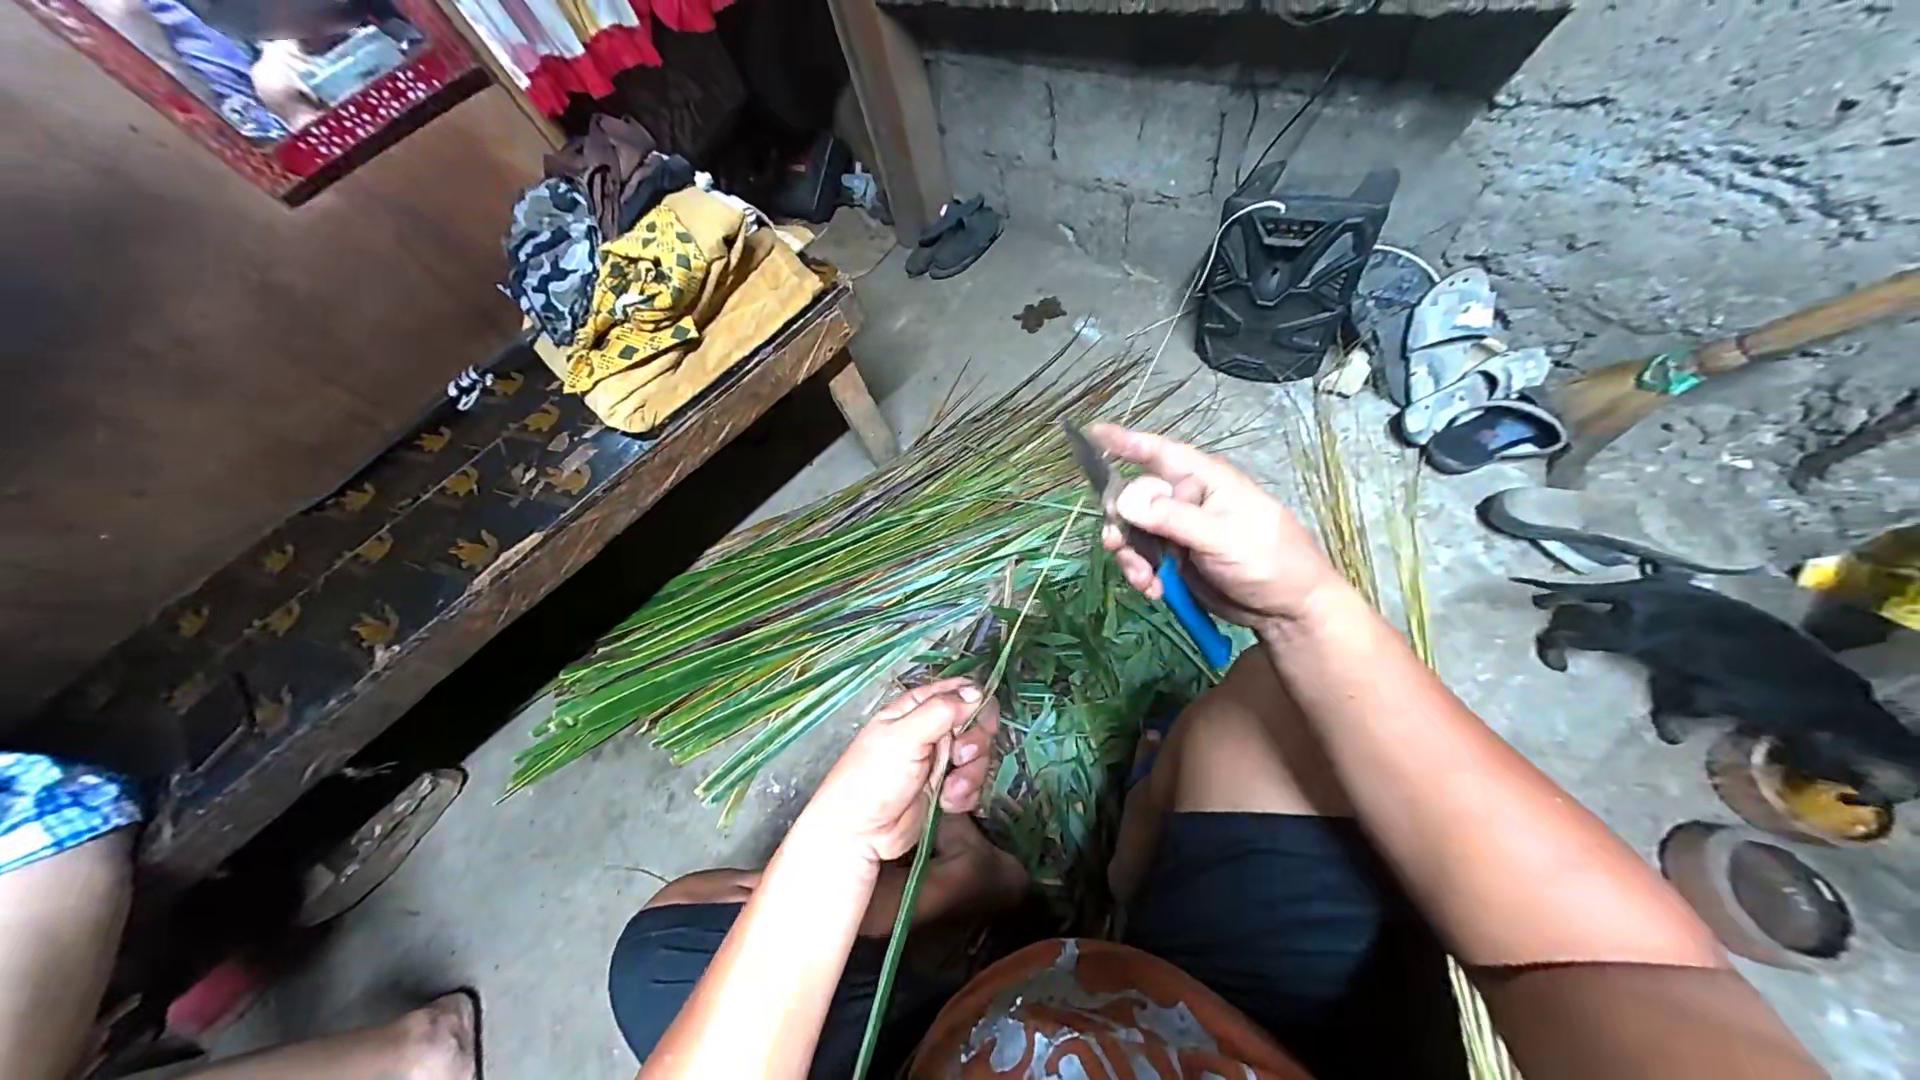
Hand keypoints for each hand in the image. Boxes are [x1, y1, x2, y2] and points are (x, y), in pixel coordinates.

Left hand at [791, 678, 999, 866]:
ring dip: (970, 773)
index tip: (983, 722)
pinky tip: (948, 803)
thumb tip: (978, 692)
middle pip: (976, 722)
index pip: (961, 691)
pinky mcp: (945, 787)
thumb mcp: (904, 737)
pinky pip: (972, 781)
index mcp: (917, 707)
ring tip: (949, 789)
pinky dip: (966, 793)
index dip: (977, 704)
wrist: (858, 833)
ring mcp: (939, 759)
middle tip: (960, 757)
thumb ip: (941, 711)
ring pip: (977, 754)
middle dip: (974, 743)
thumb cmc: (873, 778)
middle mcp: (931, 728)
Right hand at [1088, 424, 1348, 632]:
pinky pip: (1143, 559)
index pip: (1159, 453)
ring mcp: (1179, 531)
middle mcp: (1187, 501)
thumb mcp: (1222, 537)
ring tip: (1144, 580)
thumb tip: (1125, 500)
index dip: (1125, 442)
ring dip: (1131, 556)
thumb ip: (1173, 519)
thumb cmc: (1270, 561)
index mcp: (1204, 481)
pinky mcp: (1175, 559)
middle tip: (1117, 545)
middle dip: (1122, 524)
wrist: (1288, 610)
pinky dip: (1141, 574)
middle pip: (1135, 499)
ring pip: (1134, 533)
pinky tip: (1154, 590)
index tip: (1093, 433)